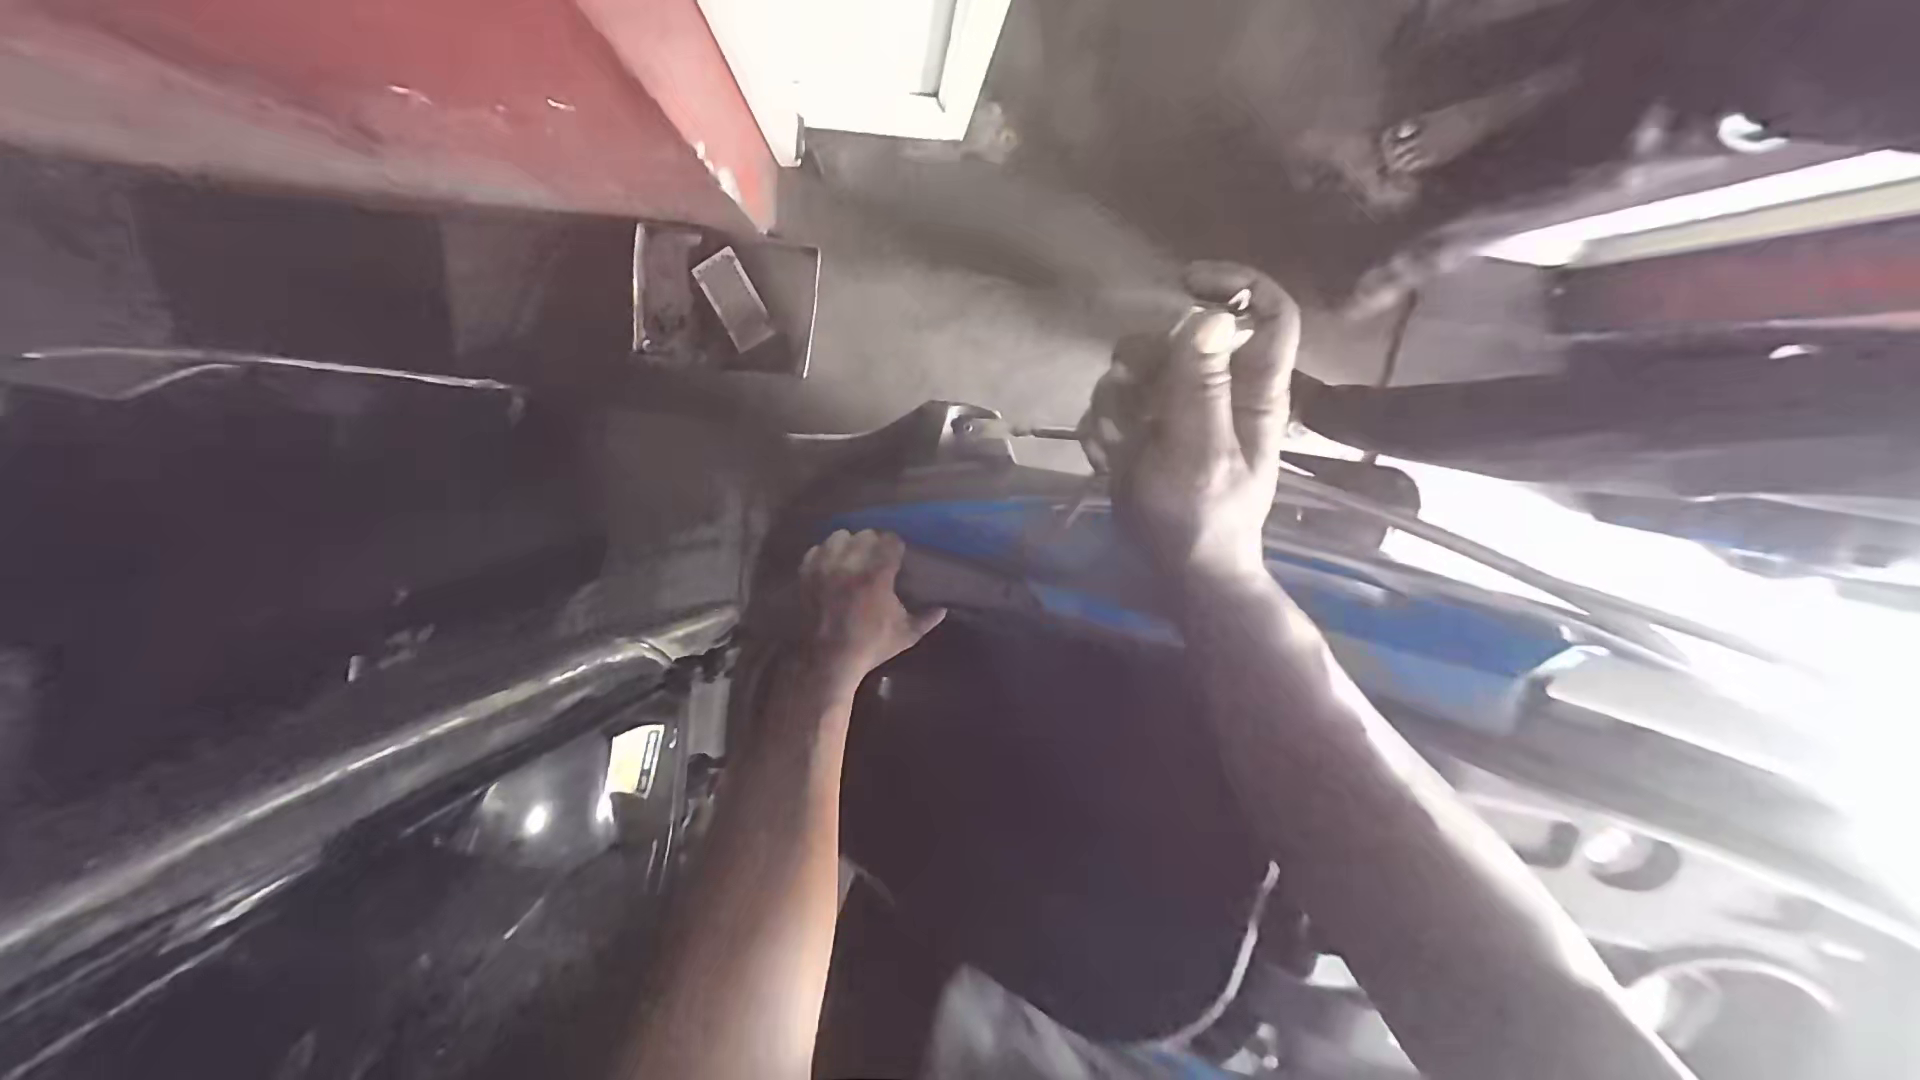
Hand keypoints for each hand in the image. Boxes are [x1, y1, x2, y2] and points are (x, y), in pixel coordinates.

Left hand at [794, 529, 945, 688]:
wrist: (829, 660)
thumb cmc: (870, 646)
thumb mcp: (905, 635)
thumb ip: (926, 619)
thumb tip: (943, 609)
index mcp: (877, 575)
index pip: (890, 541)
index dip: (896, 546)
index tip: (898, 555)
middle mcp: (851, 565)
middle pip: (865, 535)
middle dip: (874, 543)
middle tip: (877, 556)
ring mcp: (825, 568)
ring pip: (839, 537)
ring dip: (849, 543)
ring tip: (853, 556)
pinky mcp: (807, 575)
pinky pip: (817, 549)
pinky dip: (826, 553)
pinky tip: (832, 564)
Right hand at [1081, 263, 1302, 583]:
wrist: (1180, 569)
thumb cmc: (1204, 517)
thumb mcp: (1203, 454)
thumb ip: (1202, 388)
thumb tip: (1209, 315)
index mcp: (1253, 390)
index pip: (1268, 313)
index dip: (1237, 285)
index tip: (1187, 283)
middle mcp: (1214, 391)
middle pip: (1177, 338)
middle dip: (1144, 363)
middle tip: (1132, 400)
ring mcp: (1173, 411)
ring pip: (1133, 371)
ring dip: (1115, 405)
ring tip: (1120, 447)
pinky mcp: (1142, 432)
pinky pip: (1110, 407)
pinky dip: (1103, 431)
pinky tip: (1108, 459)